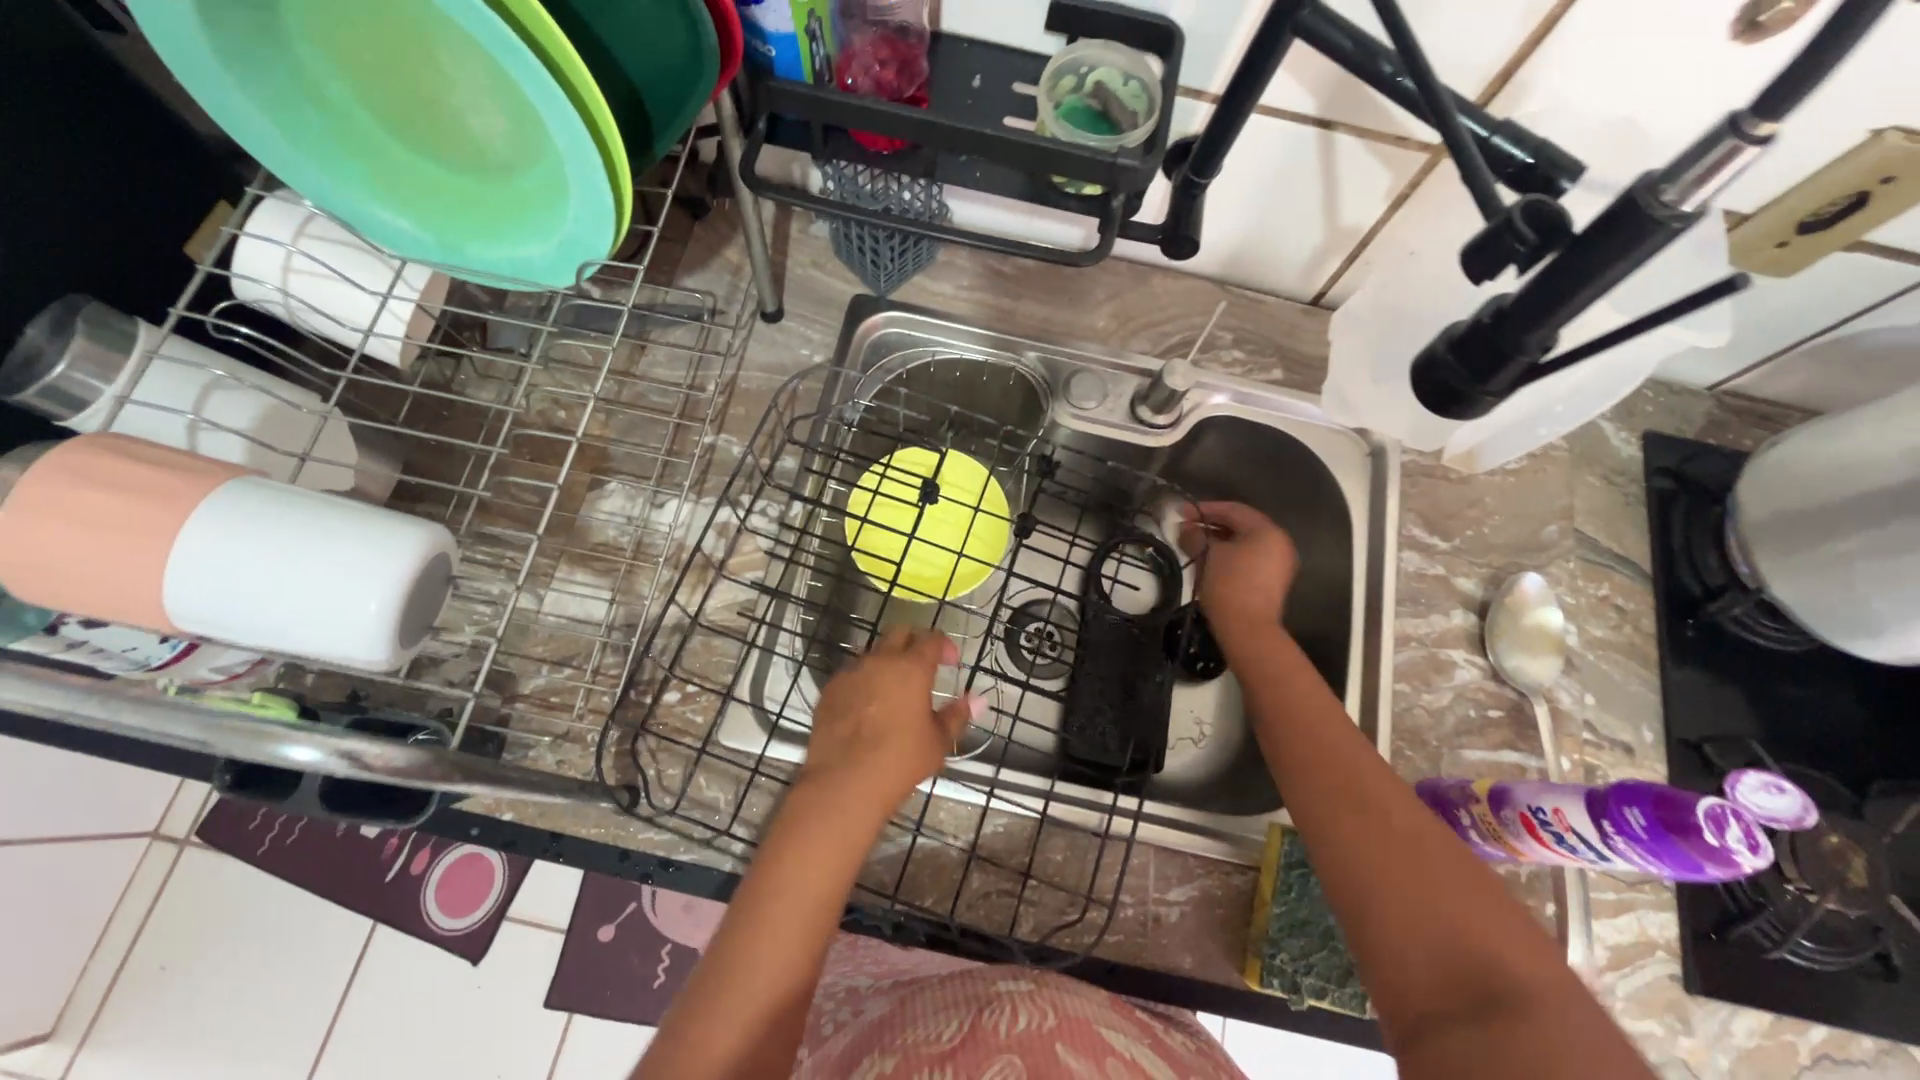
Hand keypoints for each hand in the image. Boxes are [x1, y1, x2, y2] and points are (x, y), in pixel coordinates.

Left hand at [800, 627, 980, 805]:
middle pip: (899, 633)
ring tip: (894, 688)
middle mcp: (879, 661)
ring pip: (872, 653)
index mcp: (911, 668)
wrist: (844, 780)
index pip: (932, 639)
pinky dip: (863, 681)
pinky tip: (867, 706)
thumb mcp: (937, 742)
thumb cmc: (900, 760)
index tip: (951, 662)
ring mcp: (851, 673)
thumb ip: (957, 715)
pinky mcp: (829, 689)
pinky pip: (851, 674)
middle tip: (923, 665)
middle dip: (914, 642)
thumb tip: (976, 700)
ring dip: (886, 662)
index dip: (945, 646)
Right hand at [1178, 501, 1297, 645]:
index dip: (1204, 509)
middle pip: (1242, 525)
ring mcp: (1280, 563)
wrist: (1248, 629)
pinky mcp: (1274, 581)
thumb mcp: (1208, 556)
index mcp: (1267, 531)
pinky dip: (1230, 555)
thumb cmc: (1229, 585)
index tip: (1180, 512)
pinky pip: (1251, 558)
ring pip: (1246, 543)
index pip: (1233, 509)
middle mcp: (1279, 542)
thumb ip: (1197, 536)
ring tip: (1195, 544)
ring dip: (1220, 541)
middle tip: (1187, 528)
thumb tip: (1186, 528)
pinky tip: (1211, 561)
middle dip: (1212, 525)